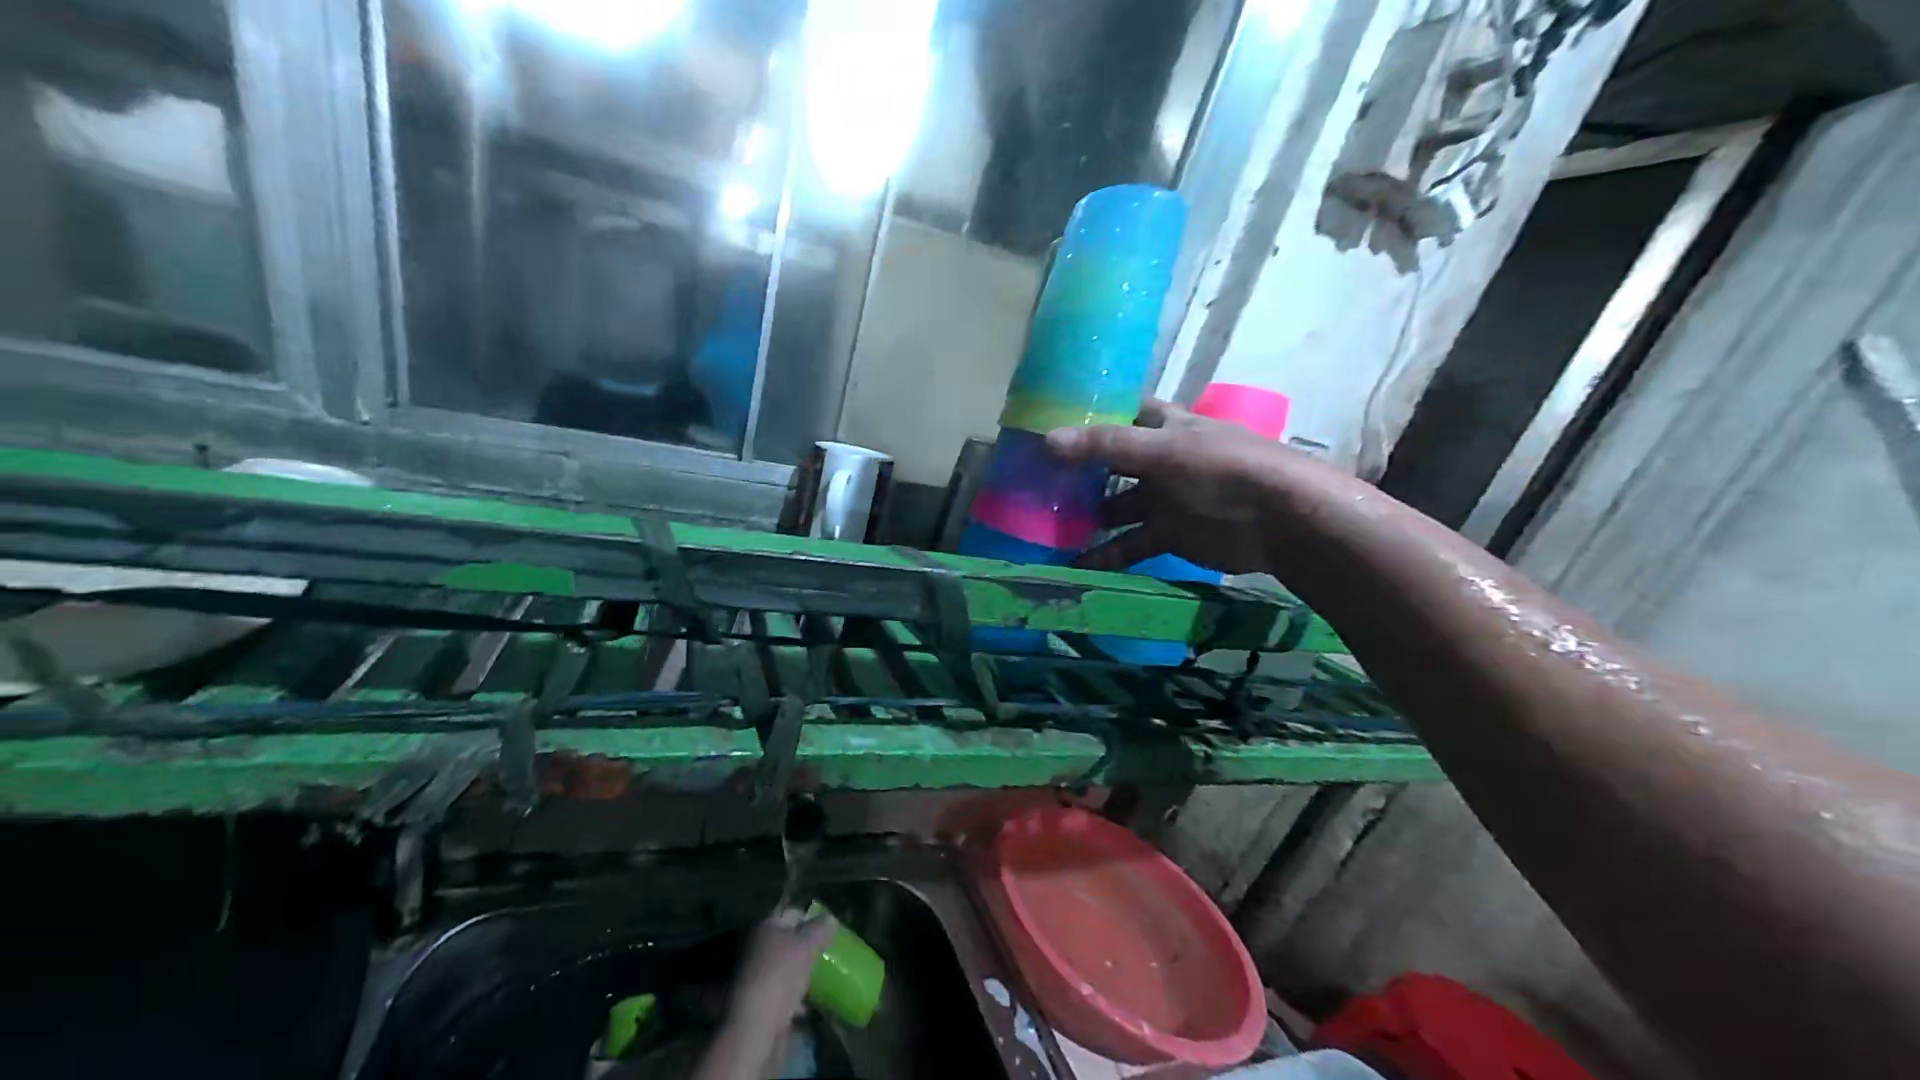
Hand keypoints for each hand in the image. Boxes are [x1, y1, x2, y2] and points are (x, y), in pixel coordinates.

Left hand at [695, 909, 837, 1079]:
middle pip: (788, 941)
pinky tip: (809, 1004)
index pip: (791, 913)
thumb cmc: (781, 975)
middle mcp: (757, 947)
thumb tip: (831, 918)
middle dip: (808, 947)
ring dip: (802, 972)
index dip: (811, 917)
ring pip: (786, 967)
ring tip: (824, 978)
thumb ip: (820, 929)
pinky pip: (782, 992)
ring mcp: (756, 976)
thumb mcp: (807, 945)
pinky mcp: (759, 1002)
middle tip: (829, 952)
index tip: (829, 929)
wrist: (756, 1026)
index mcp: (765, 927)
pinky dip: (795, 997)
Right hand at [1046, 399, 1349, 574]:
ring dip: (1085, 518)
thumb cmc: (1223, 467)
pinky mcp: (1168, 536)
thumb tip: (1047, 441)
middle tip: (1030, 481)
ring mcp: (1164, 500)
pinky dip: (1104, 556)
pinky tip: (1073, 565)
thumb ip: (1106, 446)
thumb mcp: (1163, 449)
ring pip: (1114, 507)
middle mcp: (1159, 461)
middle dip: (1076, 473)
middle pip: (1110, 464)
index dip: (1087, 416)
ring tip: (1042, 527)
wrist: (1281, 520)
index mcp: (1164, 427)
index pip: (1120, 413)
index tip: (1045, 422)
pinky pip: (1128, 545)